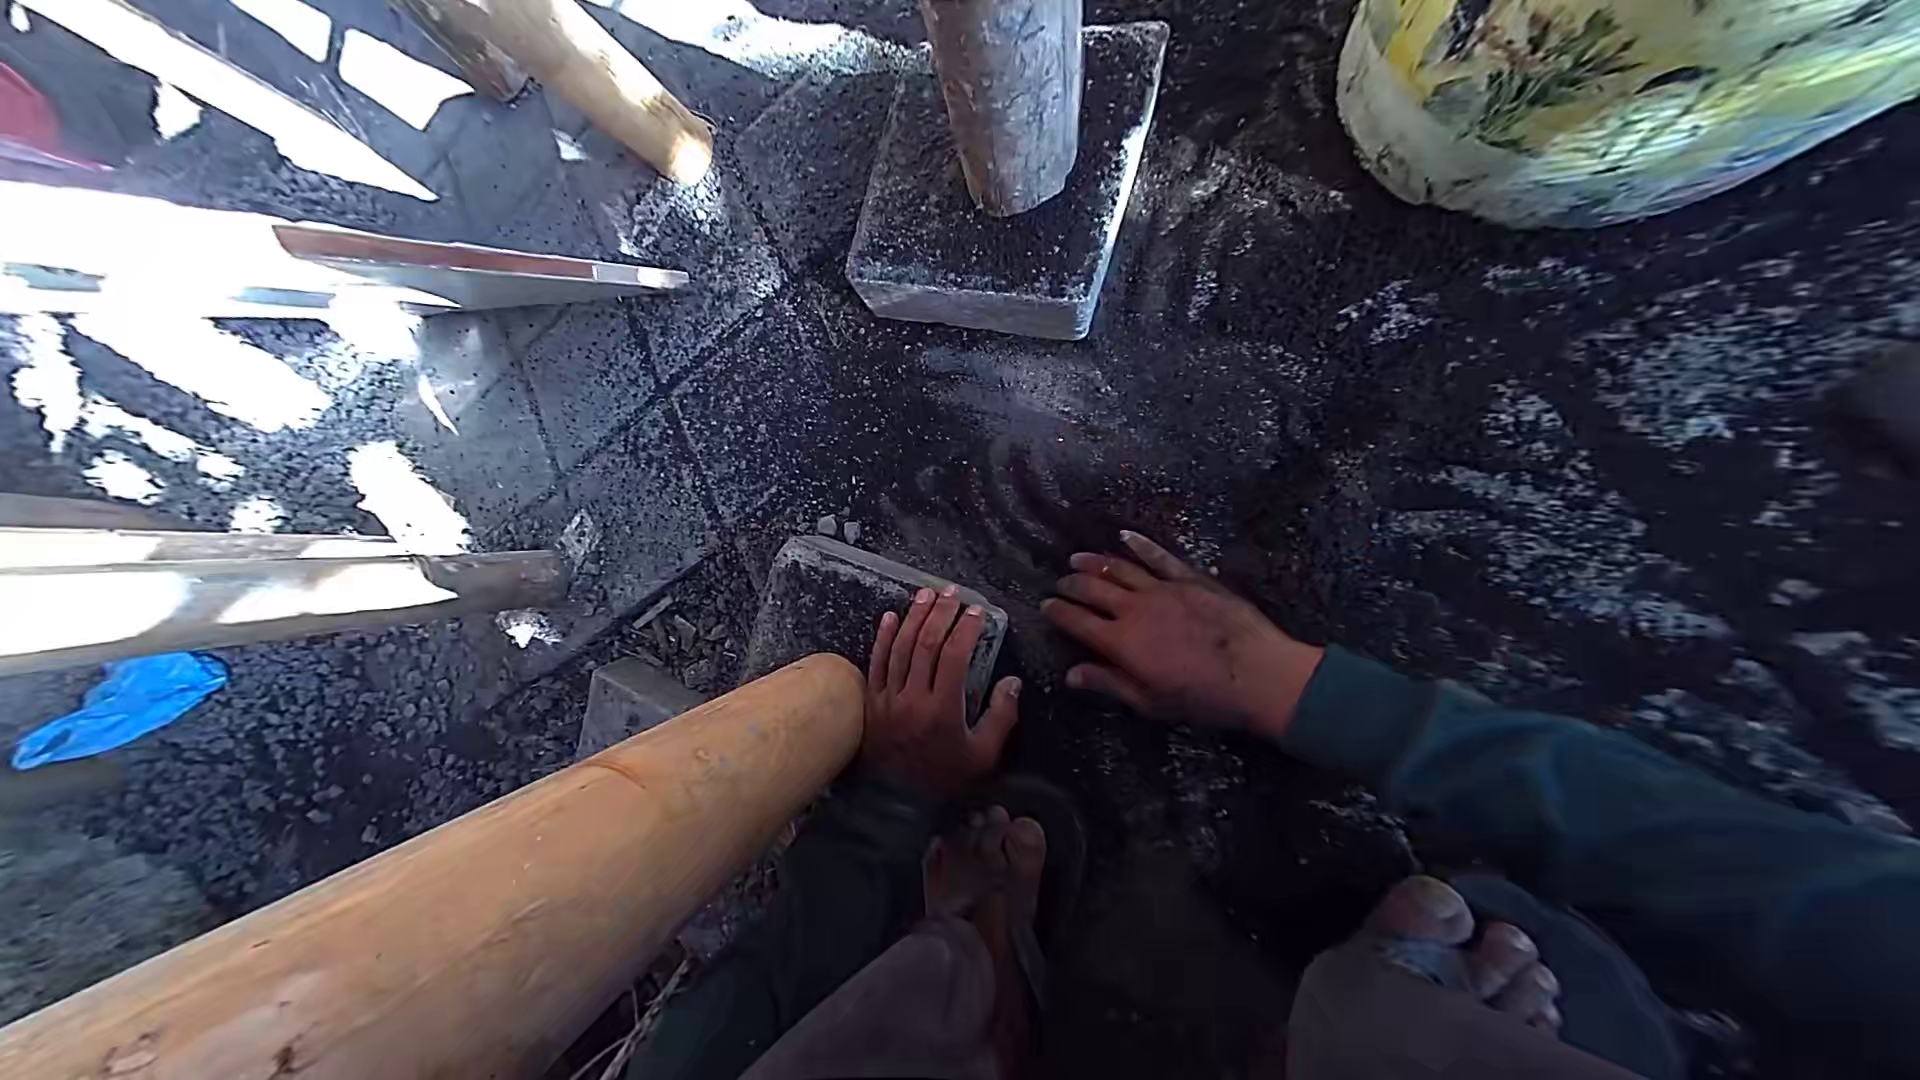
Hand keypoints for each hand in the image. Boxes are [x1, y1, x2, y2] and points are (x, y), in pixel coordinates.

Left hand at [865, 584, 1022, 799]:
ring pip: (900, 648)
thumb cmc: (944, 778)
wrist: (894, 804)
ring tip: (926, 594)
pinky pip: (876, 663)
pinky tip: (891, 616)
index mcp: (943, 709)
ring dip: (914, 617)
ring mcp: (887, 698)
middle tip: (952, 593)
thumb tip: (1012, 682)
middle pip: (926, 644)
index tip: (977, 612)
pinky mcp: (871, 702)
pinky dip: (883, 637)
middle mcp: (913, 698)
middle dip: (941, 613)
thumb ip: (1001, 717)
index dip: (966, 629)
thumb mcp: (984, 756)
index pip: (955, 656)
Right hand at [1041, 531, 1323, 738]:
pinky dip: (1140, 545)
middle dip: (1070, 583)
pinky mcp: (1188, 578)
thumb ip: (1108, 683)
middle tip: (1060, 582)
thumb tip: (1071, 674)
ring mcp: (1161, 588)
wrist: (1258, 674)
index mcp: (1121, 641)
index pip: (1077, 620)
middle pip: (1092, 588)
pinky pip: (1158, 556)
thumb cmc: (1202, 697)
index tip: (1045, 605)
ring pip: (1118, 568)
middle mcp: (1134, 608)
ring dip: (1094, 561)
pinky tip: (1126, 536)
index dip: (1057, 612)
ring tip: (1077, 557)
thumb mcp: (1150, 701)